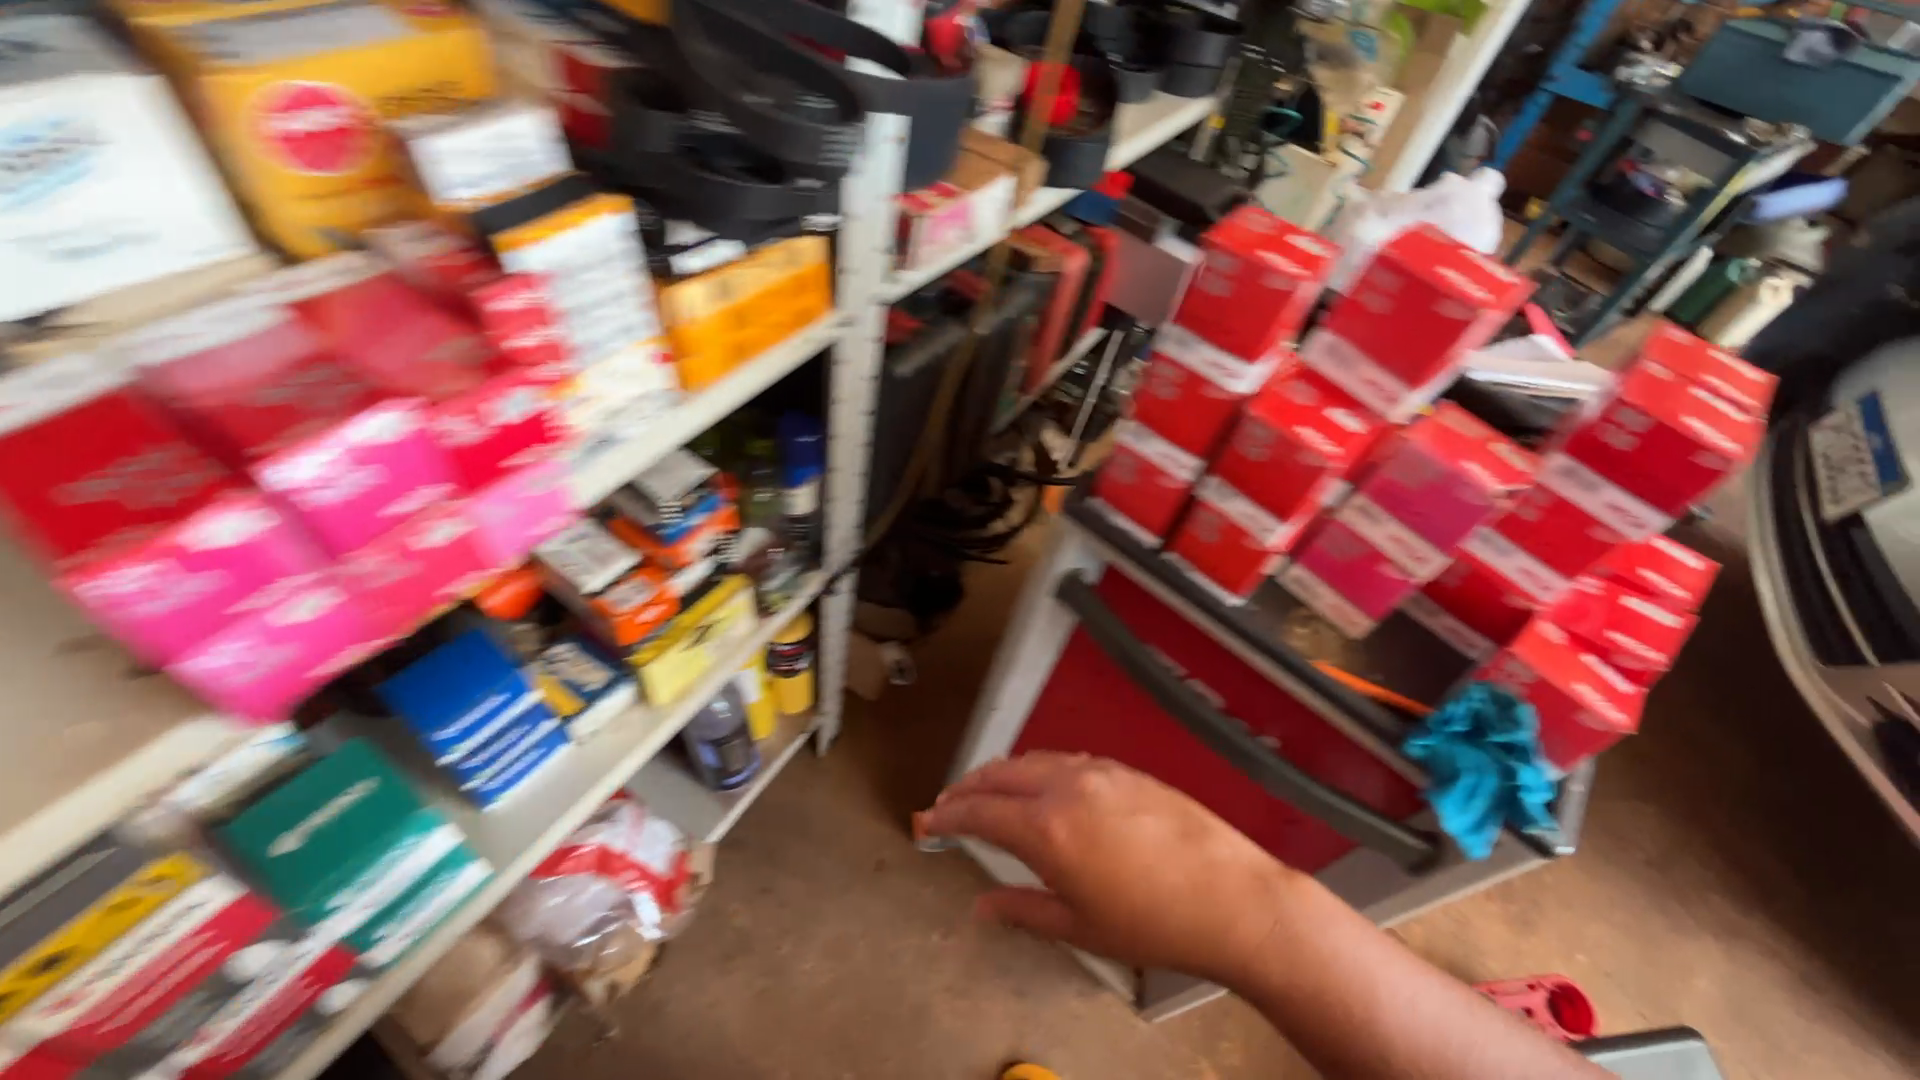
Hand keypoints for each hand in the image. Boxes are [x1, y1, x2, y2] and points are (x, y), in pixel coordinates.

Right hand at [917, 752, 1299, 986]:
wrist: (1233, 899)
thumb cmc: (1157, 923)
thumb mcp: (1079, 926)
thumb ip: (1021, 908)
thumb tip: (983, 905)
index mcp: (1047, 828)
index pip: (979, 810)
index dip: (948, 815)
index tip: (929, 821)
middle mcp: (1067, 787)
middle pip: (1000, 774)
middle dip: (968, 787)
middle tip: (949, 804)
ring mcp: (1100, 772)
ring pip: (1034, 760)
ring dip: (1003, 774)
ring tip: (989, 792)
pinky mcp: (1126, 770)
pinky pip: (1067, 760)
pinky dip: (1039, 769)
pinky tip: (1043, 786)